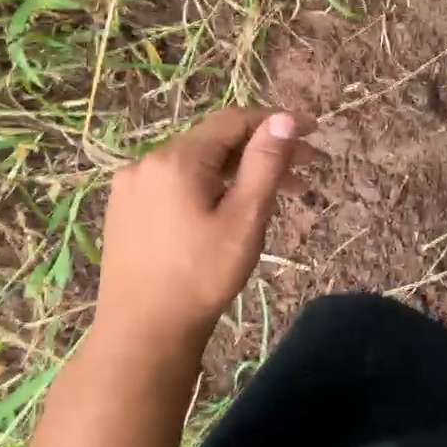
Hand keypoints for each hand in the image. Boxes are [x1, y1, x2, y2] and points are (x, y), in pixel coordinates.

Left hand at [95, 108, 314, 348]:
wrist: (145, 327)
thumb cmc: (203, 271)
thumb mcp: (246, 214)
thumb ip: (266, 162)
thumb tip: (285, 119)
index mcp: (175, 161)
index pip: (234, 121)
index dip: (278, 121)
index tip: (316, 131)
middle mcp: (147, 163)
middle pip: (218, 140)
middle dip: (267, 147)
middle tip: (311, 167)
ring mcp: (133, 186)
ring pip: (201, 161)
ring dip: (246, 167)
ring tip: (286, 190)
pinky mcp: (130, 207)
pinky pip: (183, 179)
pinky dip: (219, 182)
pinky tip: (241, 203)